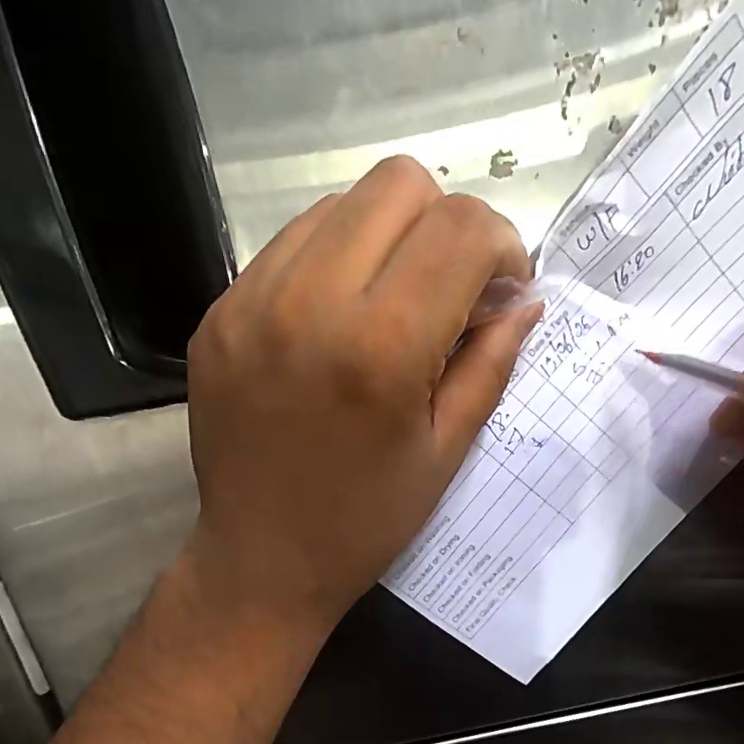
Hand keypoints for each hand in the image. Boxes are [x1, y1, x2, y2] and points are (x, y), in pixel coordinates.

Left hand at [184, 156, 540, 634]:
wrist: (260, 559)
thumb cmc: (366, 519)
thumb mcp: (447, 450)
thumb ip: (492, 360)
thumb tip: (525, 299)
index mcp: (382, 346)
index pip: (461, 227)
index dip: (501, 247)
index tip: (500, 292)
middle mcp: (310, 302)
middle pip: (399, 184)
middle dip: (446, 224)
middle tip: (449, 289)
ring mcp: (251, 300)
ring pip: (341, 203)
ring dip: (387, 236)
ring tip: (392, 300)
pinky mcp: (218, 310)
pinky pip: (290, 243)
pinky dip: (333, 259)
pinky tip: (340, 315)